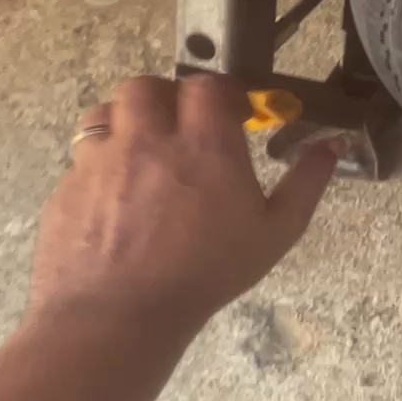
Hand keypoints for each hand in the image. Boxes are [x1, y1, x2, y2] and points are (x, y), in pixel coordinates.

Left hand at [28, 75, 340, 337]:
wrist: (119, 314)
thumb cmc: (212, 269)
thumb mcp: (280, 227)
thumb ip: (309, 179)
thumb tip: (334, 144)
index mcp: (207, 148)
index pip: (207, 87)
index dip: (224, 90)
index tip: (239, 111)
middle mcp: (149, 144)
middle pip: (145, 86)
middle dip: (171, 95)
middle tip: (191, 121)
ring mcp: (100, 164)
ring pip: (105, 113)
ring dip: (132, 119)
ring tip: (152, 145)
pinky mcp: (67, 189)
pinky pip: (85, 154)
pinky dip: (108, 156)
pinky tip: (127, 187)